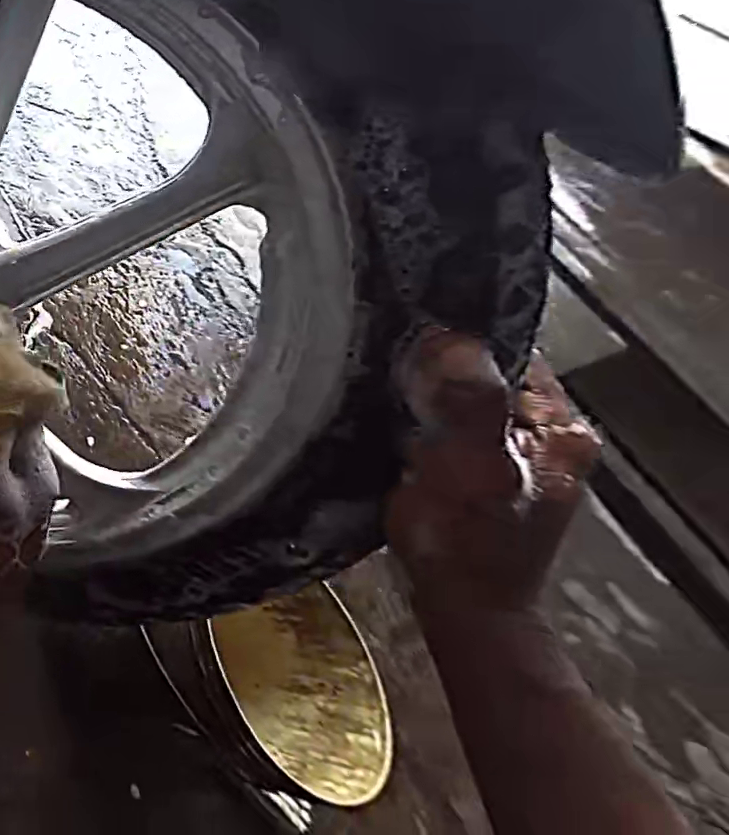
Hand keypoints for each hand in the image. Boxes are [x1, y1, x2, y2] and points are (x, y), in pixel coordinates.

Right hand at [387, 328, 601, 616]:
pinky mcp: (466, 465)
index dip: (462, 337)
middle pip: (481, 376)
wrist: (458, 599)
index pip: (514, 356)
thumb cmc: (467, 536)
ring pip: (455, 399)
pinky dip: (408, 412)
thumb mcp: (472, 468)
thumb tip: (454, 338)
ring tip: (367, 373)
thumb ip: (471, 407)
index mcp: (556, 431)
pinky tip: (376, 411)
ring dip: (415, 389)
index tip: (404, 323)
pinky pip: (436, 421)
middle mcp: (537, 435)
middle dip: (431, 363)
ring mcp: (501, 452)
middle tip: (375, 351)